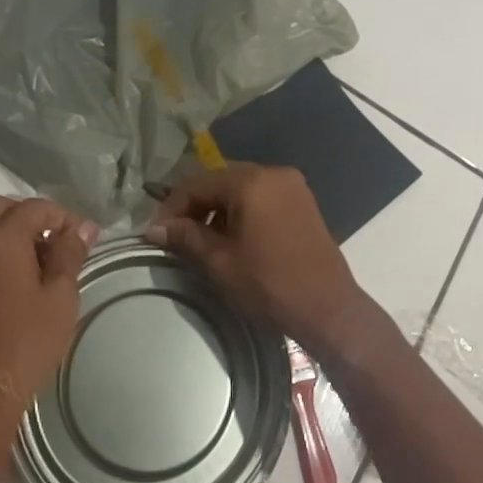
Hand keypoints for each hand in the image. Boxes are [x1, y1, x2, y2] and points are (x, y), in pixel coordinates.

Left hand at [0, 197, 98, 451]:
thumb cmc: (27, 342)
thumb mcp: (61, 297)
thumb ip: (70, 254)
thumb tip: (82, 229)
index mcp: (0, 238)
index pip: (34, 206)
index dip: (62, 216)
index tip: (81, 238)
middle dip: (28, 217)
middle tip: (54, 243)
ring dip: (8, 234)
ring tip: (37, 264)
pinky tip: (11, 283)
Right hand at [144, 164, 376, 354]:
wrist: (328, 309)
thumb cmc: (270, 285)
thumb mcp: (220, 262)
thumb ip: (186, 237)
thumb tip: (153, 228)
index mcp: (251, 182)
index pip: (198, 183)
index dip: (172, 206)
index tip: (156, 232)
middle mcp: (273, 173)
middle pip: (220, 180)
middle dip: (194, 205)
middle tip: (175, 234)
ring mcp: (292, 186)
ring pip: (241, 188)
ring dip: (217, 208)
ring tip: (201, 239)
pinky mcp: (303, 201)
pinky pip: (262, 196)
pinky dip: (242, 210)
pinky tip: (232, 237)